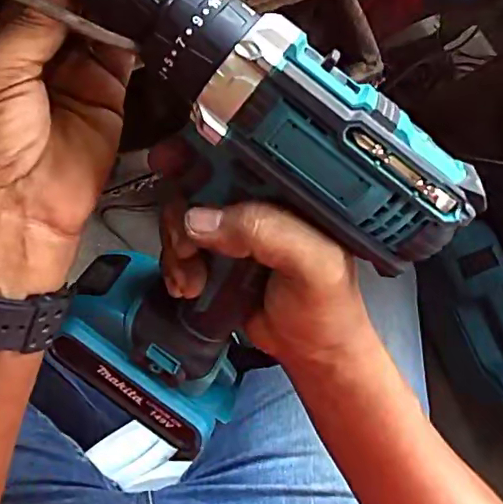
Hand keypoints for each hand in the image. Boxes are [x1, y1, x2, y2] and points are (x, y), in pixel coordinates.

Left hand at [0, 0, 135, 297]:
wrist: (22, 216)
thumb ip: (29, 25)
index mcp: (1, 51)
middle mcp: (40, 60)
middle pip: (68, 5)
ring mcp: (77, 80)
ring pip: (98, 27)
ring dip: (108, 5)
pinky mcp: (108, 100)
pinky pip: (124, 59)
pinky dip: (132, 37)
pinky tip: (134, 16)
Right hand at [153, 142, 378, 371]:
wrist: (314, 354)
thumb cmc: (329, 307)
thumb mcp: (312, 265)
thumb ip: (268, 232)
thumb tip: (202, 218)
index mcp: (292, 190)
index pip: (244, 153)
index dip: (204, 149)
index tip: (173, 159)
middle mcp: (262, 200)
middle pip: (202, 179)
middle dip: (181, 208)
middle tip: (184, 242)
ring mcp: (237, 227)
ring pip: (185, 212)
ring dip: (176, 244)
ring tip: (191, 277)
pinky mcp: (218, 253)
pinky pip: (181, 243)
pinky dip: (174, 262)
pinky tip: (186, 283)